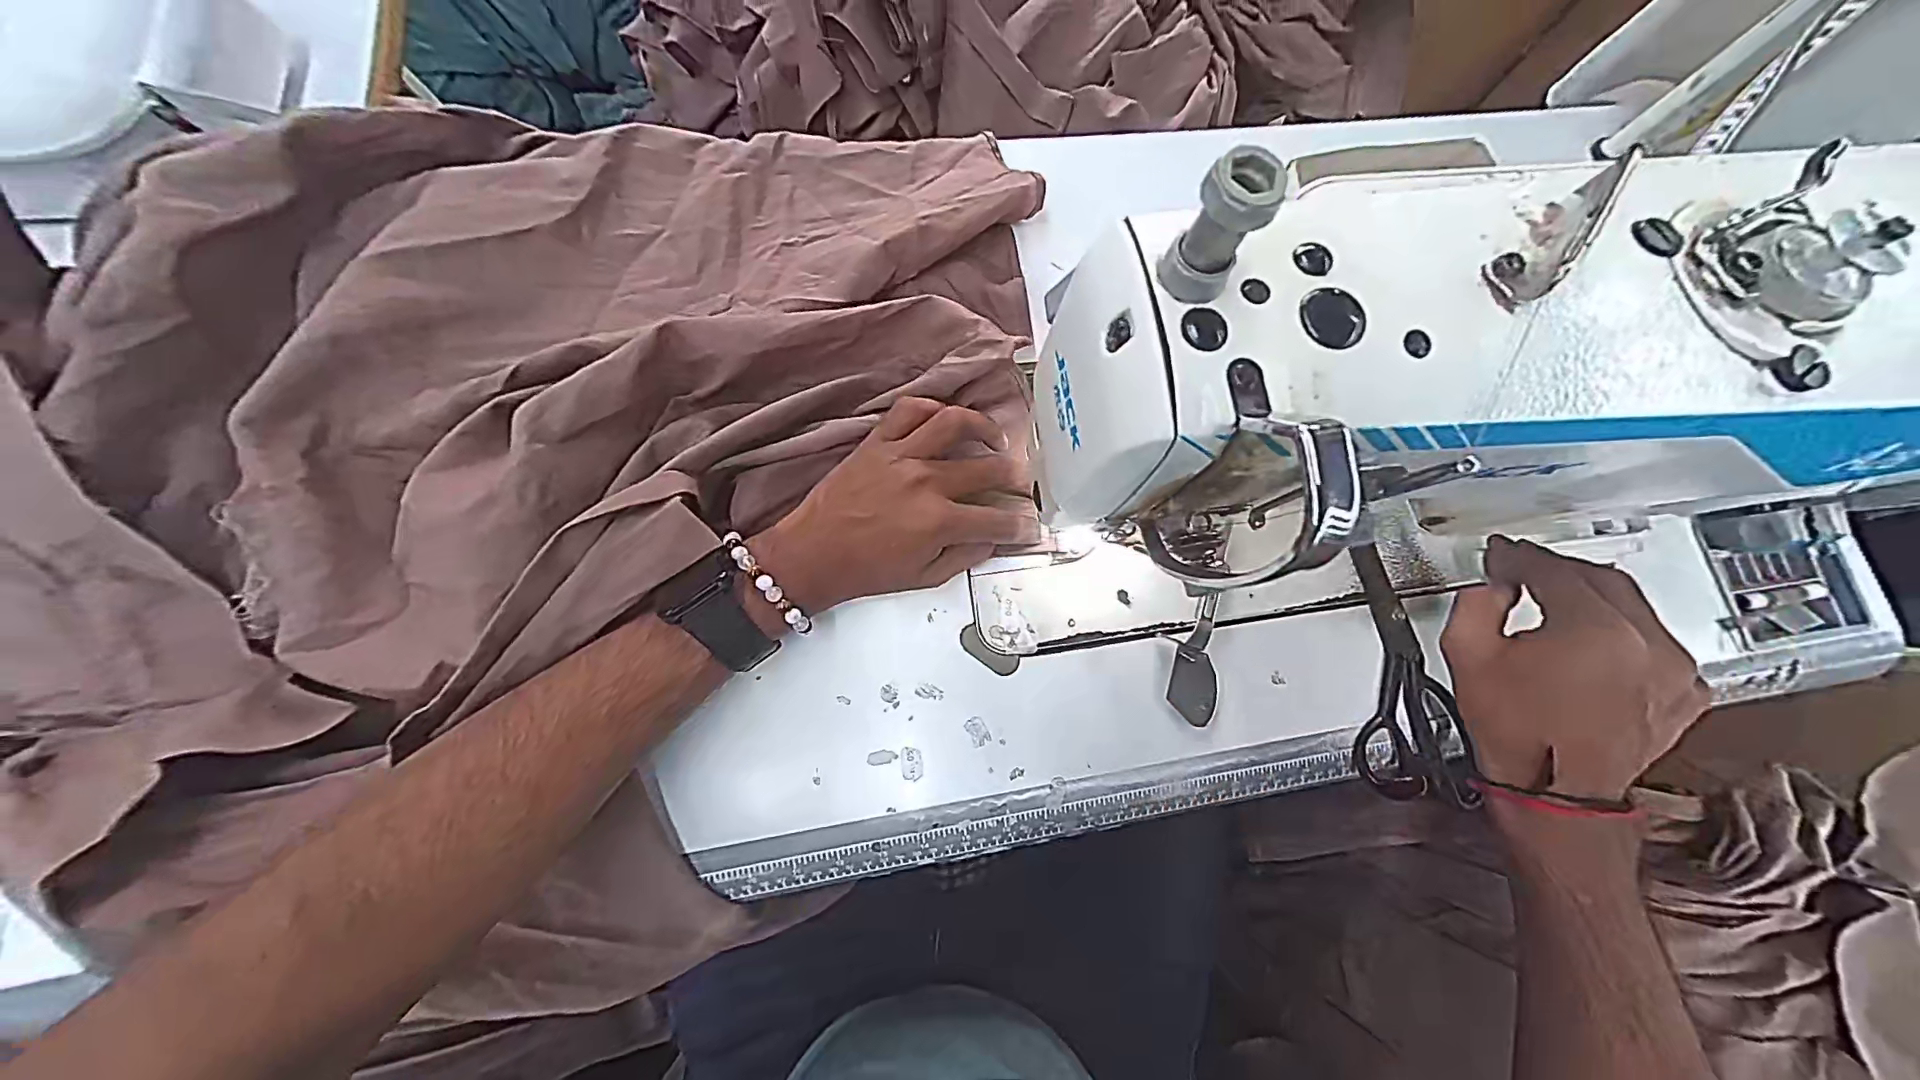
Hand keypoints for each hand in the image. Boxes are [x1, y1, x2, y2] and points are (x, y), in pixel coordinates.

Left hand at [749, 397, 1038, 612]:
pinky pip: (910, 410)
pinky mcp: (876, 443)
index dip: (1021, 524)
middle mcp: (925, 483)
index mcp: (938, 522)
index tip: (1028, 524)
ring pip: (954, 423)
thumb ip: (965, 556)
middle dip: (1016, 476)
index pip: (997, 519)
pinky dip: (933, 408)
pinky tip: (945, 420)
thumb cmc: (865, 570)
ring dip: (984, 427)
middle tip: (1021, 481)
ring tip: (994, 438)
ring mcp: (900, 457)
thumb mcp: (924, 577)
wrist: (813, 555)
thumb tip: (991, 539)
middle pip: (988, 468)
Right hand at [1439, 537, 1708, 799]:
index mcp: (1594, 629)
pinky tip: (1591, 637)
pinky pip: (1654, 640)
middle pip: (1600, 579)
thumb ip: (1475, 604)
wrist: (1558, 791)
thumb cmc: (1515, 731)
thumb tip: (1493, 586)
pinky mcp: (1685, 690)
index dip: (1518, 556)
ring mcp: (1675, 668)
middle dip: (1556, 569)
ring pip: (1633, 606)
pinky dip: (1621, 629)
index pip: (1552, 570)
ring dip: (1590, 595)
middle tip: (1522, 568)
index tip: (1501, 553)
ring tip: (1553, 598)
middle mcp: (1647, 643)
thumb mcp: (1466, 655)